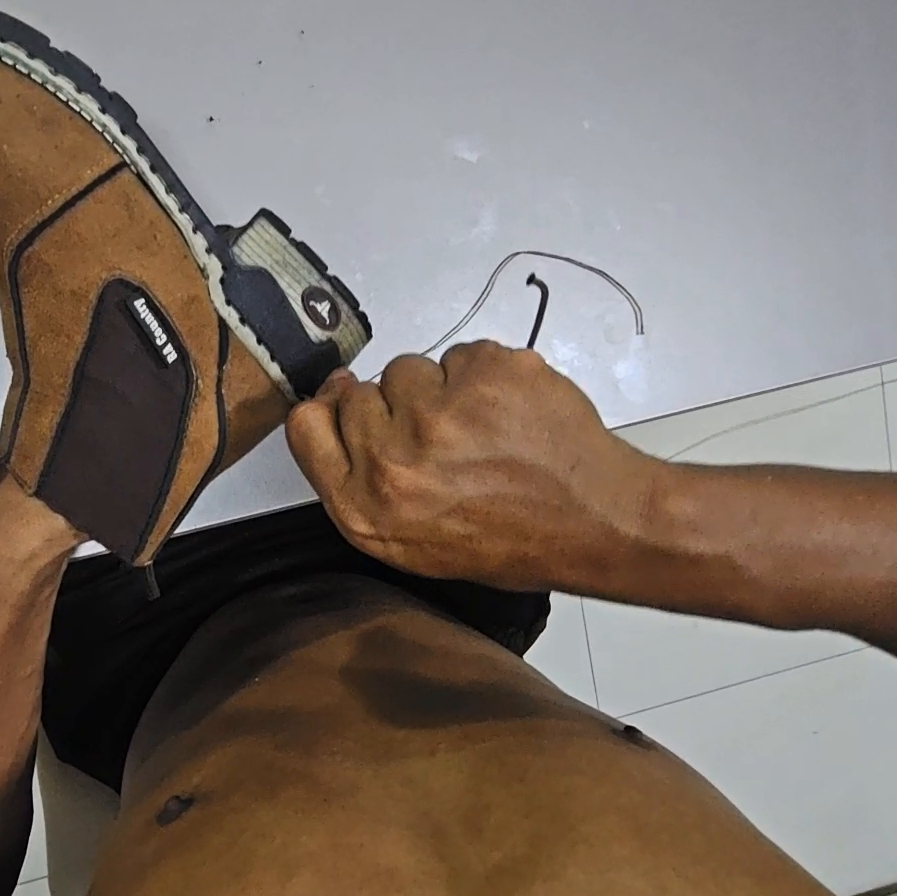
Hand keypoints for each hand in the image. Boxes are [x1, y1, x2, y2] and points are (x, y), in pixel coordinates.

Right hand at [284, 341, 666, 591]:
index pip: (306, 425)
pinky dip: (482, 377)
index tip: (355, 407)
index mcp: (364, 507)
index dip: (331, 411)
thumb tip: (335, 399)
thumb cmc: (501, 538)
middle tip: (439, 437)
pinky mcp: (487, 373)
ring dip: (437, 389)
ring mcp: (440, 412)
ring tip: (477, 428)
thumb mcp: (404, 540)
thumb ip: (354, 478)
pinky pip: (461, 355)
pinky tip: (506, 414)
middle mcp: (391, 459)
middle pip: (356, 392)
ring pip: (409, 368)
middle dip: (393, 406)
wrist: (591, 522)